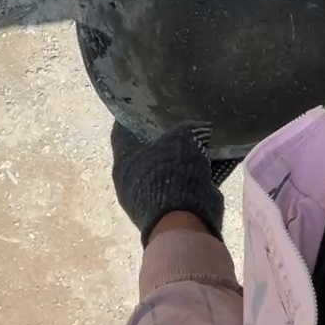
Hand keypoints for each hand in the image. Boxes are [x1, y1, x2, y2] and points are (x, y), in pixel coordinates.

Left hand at [110, 121, 224, 242]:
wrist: (183, 219)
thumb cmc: (173, 174)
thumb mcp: (182, 138)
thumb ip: (185, 128)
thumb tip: (196, 128)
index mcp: (123, 160)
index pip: (122, 131)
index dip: (134, 116)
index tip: (148, 104)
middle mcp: (127, 179)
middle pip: (141, 151)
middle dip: (159, 138)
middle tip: (178, 121)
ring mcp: (143, 198)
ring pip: (159, 168)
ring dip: (174, 157)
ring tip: (196, 140)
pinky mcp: (161, 209)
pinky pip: (172, 183)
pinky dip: (184, 173)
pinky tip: (202, 163)